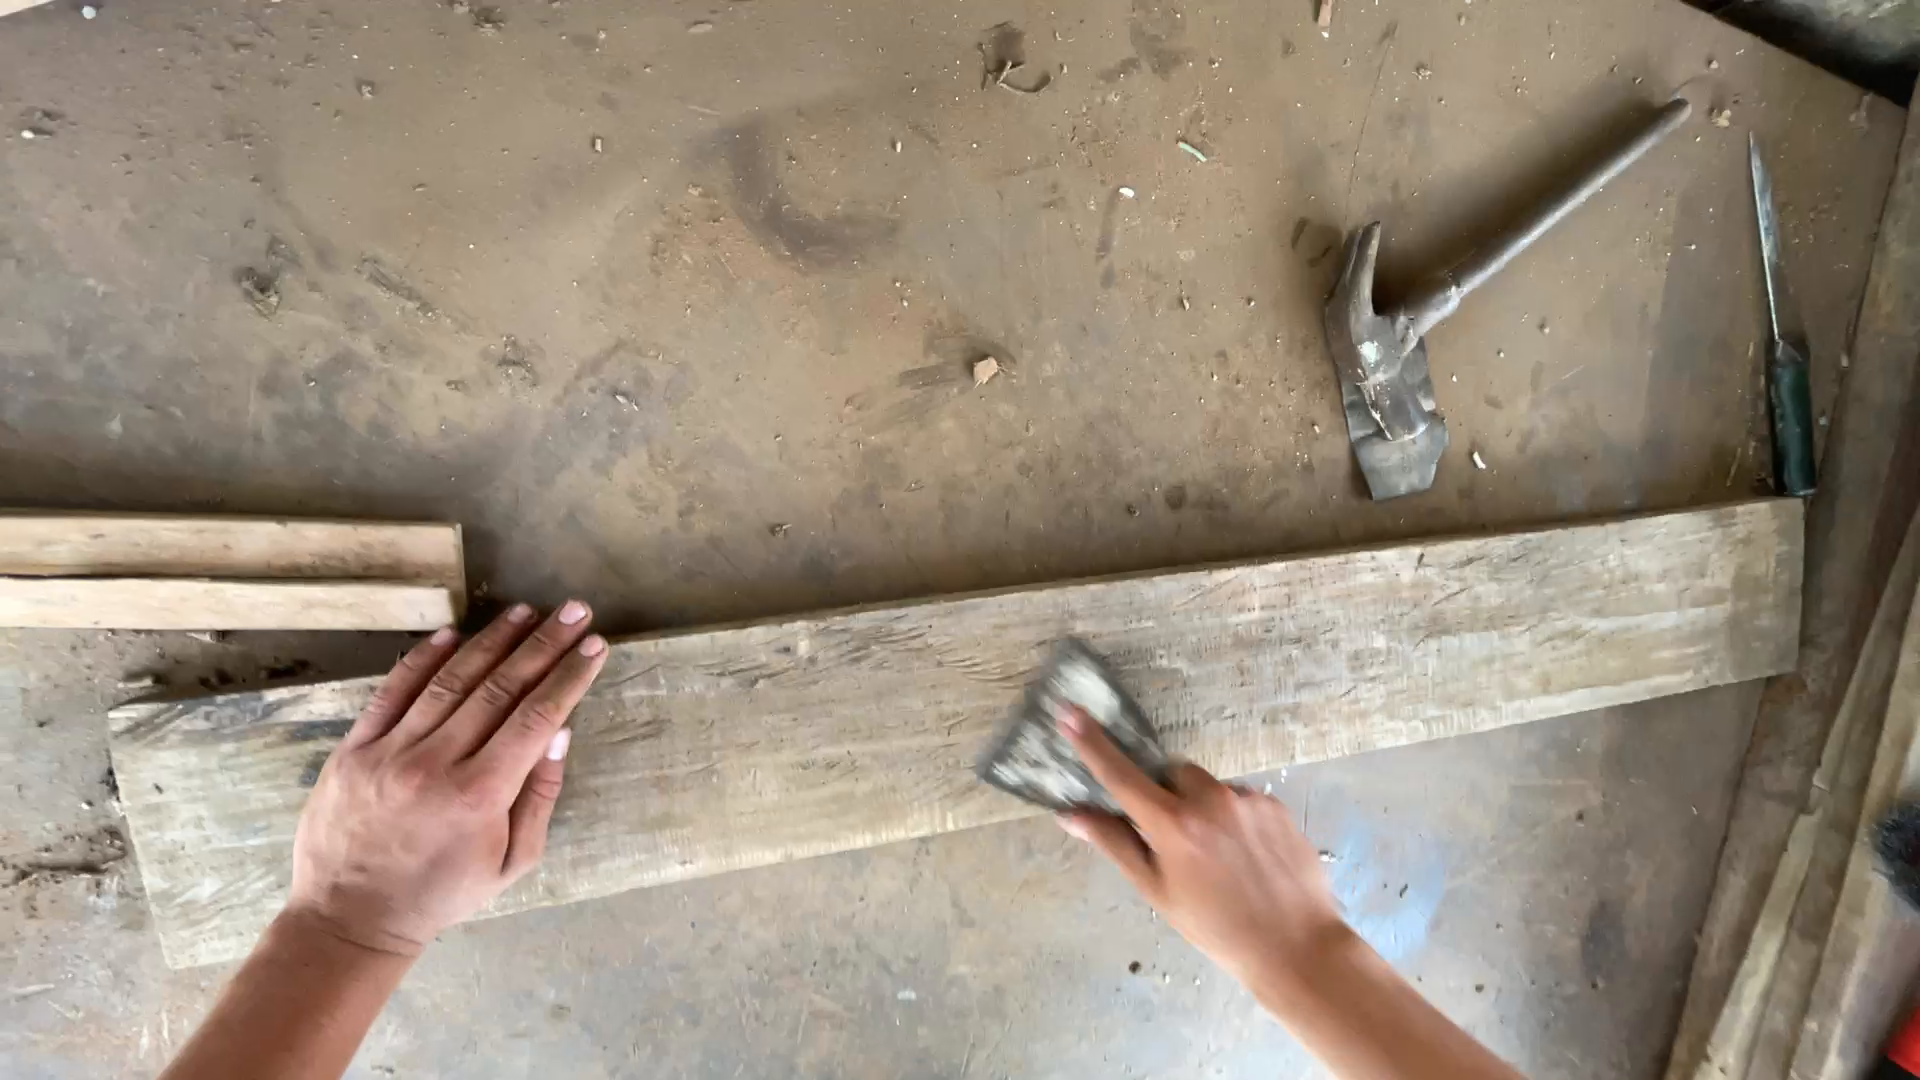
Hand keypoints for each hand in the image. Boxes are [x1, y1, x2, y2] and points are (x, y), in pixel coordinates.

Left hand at [285, 601, 609, 956]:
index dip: (570, 676)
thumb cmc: (445, 892)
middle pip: (500, 688)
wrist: (346, 922)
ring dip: (493, 640)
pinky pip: (392, 693)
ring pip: (450, 681)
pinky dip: (424, 659)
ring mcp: (389, 753)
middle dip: (544, 644)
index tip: (596, 646)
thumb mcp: (515, 860)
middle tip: (576, 612)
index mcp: (480, 794)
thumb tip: (560, 732)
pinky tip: (455, 633)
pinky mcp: (352, 750)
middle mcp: (435, 764)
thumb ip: (541, 795)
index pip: (536, 717)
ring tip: (527, 611)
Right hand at [1057, 707, 1348, 992]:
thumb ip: (1114, 843)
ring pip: (1207, 786)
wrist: (1298, 950)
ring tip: (1219, 854)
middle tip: (1176, 838)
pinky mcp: (1274, 804)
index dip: (1091, 741)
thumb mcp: (1156, 890)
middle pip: (1171, 774)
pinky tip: (1246, 855)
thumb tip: (1069, 814)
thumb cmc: (1215, 927)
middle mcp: (1209, 800)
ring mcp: (1246, 799)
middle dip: (1167, 794)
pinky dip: (1233, 817)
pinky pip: (1239, 797)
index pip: (1120, 774)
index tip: (1070, 711)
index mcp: (1173, 825)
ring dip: (1202, 806)